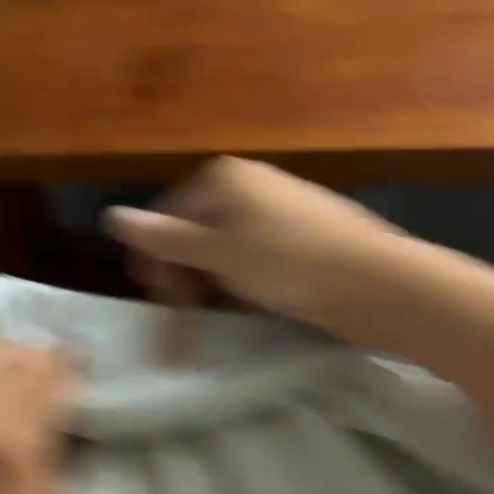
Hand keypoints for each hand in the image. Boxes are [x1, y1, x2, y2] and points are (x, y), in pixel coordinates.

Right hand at [105, 157, 405, 329]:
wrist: (384, 285)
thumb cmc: (289, 262)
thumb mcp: (217, 253)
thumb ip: (164, 237)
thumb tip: (110, 215)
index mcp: (225, 178)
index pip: (169, 214)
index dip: (155, 258)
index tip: (151, 296)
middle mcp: (251, 183)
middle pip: (197, 228)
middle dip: (184, 272)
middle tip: (179, 315)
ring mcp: (282, 207)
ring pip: (226, 244)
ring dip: (212, 279)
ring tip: (213, 311)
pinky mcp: (307, 234)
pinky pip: (256, 253)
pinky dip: (243, 278)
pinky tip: (253, 301)